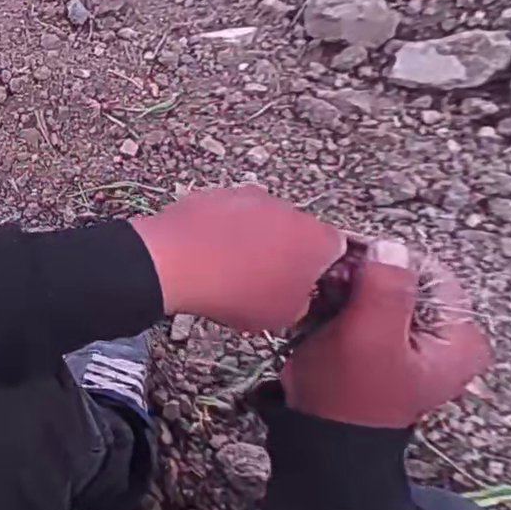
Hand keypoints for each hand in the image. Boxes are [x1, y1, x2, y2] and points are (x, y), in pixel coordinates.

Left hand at [129, 186, 344, 331]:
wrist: (174, 261)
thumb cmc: (234, 290)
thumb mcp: (283, 316)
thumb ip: (303, 301)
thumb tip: (297, 294)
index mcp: (315, 237)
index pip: (336, 249)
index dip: (321, 270)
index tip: (305, 286)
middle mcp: (285, 207)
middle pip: (295, 230)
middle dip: (285, 252)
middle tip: (267, 281)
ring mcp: (246, 195)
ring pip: (259, 219)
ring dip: (251, 238)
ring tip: (231, 269)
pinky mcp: (213, 193)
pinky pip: (225, 214)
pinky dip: (221, 229)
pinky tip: (207, 254)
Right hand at [280, 240, 489, 428]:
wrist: (320, 432)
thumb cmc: (350, 394)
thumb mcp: (370, 336)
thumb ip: (385, 287)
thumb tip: (390, 245)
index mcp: (459, 338)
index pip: (427, 270)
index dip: (385, 260)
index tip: (349, 265)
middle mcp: (440, 336)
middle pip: (400, 277)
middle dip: (361, 275)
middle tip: (332, 287)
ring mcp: (407, 339)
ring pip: (376, 287)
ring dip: (344, 286)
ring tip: (324, 301)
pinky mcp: (377, 340)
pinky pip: (360, 302)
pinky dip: (339, 299)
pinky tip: (321, 310)